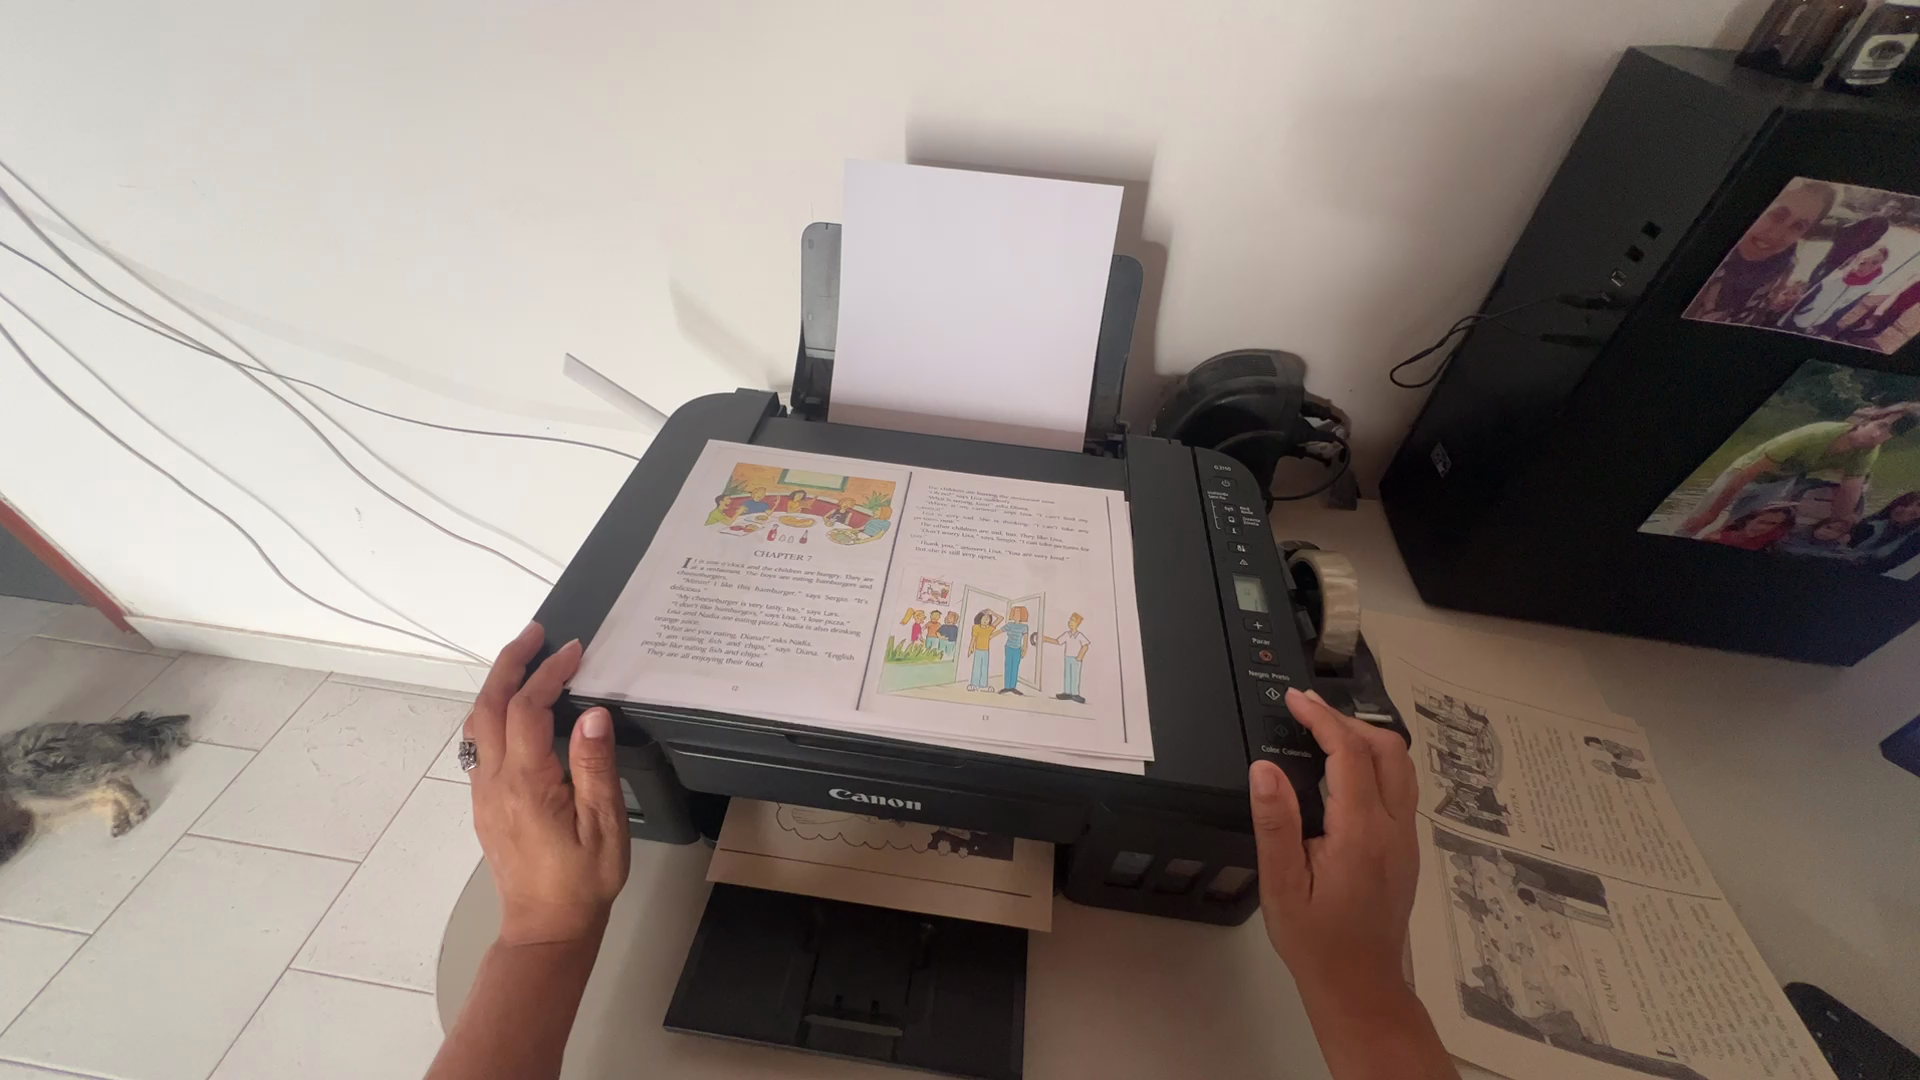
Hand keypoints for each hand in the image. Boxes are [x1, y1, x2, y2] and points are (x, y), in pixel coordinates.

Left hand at [466, 622, 630, 947]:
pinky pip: (482, 742)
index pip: (527, 711)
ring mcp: (485, 794)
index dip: (548, 674)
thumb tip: (591, 714)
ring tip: (525, 657)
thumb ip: (595, 765)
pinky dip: (497, 709)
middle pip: (488, 709)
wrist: (546, 925)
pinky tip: (518, 703)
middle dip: (508, 665)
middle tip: (534, 633)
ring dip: (498, 684)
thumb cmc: (585, 875)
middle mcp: (495, 784)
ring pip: (478, 725)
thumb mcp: (604, 821)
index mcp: (527, 784)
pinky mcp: (487, 802)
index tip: (574, 650)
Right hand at [1250, 688, 1419, 1009]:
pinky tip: (1340, 767)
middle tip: (1305, 712)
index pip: (1350, 754)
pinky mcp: (1406, 849)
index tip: (1294, 699)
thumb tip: (1263, 768)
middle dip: (1347, 720)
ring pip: (1401, 767)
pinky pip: (1398, 786)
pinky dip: (1372, 760)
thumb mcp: (1281, 883)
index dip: (1322, 718)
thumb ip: (1275, 822)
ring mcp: (1406, 840)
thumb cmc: (1315, 938)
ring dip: (1365, 738)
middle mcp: (1394, 830)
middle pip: (1389, 751)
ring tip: (1322, 730)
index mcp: (1362, 833)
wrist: (1360, 987)